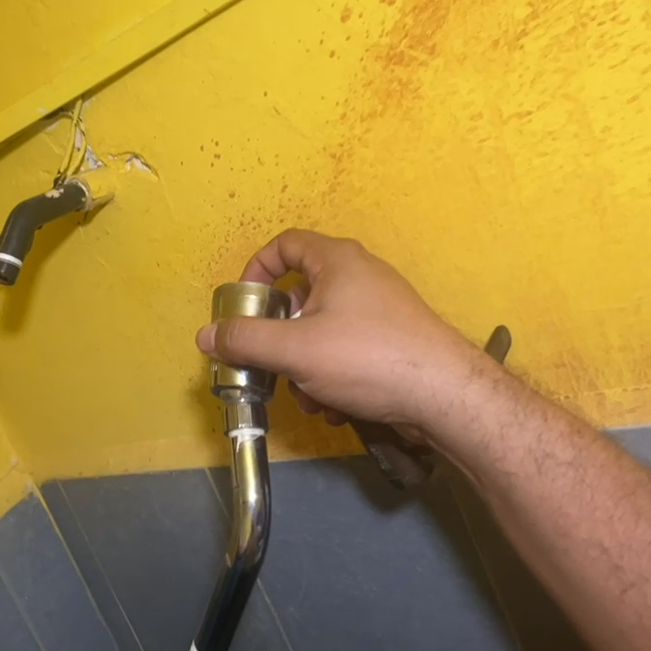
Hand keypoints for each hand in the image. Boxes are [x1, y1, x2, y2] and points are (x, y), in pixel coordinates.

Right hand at [196, 229, 491, 442]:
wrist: (446, 395)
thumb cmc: (366, 357)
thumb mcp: (295, 350)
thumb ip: (246, 340)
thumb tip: (205, 335)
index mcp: (337, 261)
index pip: (286, 244)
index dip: (256, 269)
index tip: (244, 304)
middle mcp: (359, 276)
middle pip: (300, 297)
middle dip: (281, 339)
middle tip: (273, 364)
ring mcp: (379, 309)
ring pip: (321, 332)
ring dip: (306, 368)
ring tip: (313, 398)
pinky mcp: (392, 341)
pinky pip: (346, 351)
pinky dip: (333, 376)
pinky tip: (338, 407)